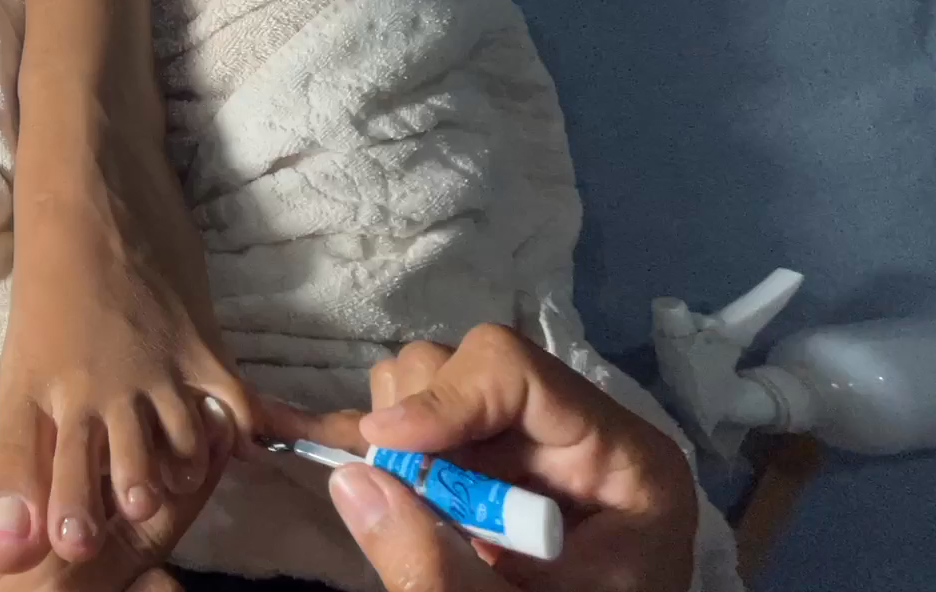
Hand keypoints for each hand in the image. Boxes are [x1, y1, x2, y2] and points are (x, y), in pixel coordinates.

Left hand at [0, 100, 253, 572]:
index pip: (56, 486)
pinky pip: (229, 408)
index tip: (71, 547)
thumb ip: (11, 456)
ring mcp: (156, 366)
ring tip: (166, 494)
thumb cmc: (45, 273)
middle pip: (123, 478)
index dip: (66, 524)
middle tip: (126, 524)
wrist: (87, 187)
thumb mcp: (17, 366)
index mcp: (45, 395)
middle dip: (122, 512)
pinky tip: (228, 445)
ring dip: (173, 480)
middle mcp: (101, 390)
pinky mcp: (200, 340)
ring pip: (176, 453)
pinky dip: (230, 435)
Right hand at [268, 325, 697, 591]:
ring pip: (416, 381)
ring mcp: (507, 436)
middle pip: (452, 365)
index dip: (444, 396)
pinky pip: (400, 418)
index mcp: (613, 454)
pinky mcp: (468, 455)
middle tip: (402, 489)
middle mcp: (556, 424)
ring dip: (391, 435)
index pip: (510, 367)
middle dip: (410, 422)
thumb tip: (348, 483)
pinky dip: (362, 437)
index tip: (386, 441)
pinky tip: (321, 445)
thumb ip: (446, 570)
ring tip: (409, 504)